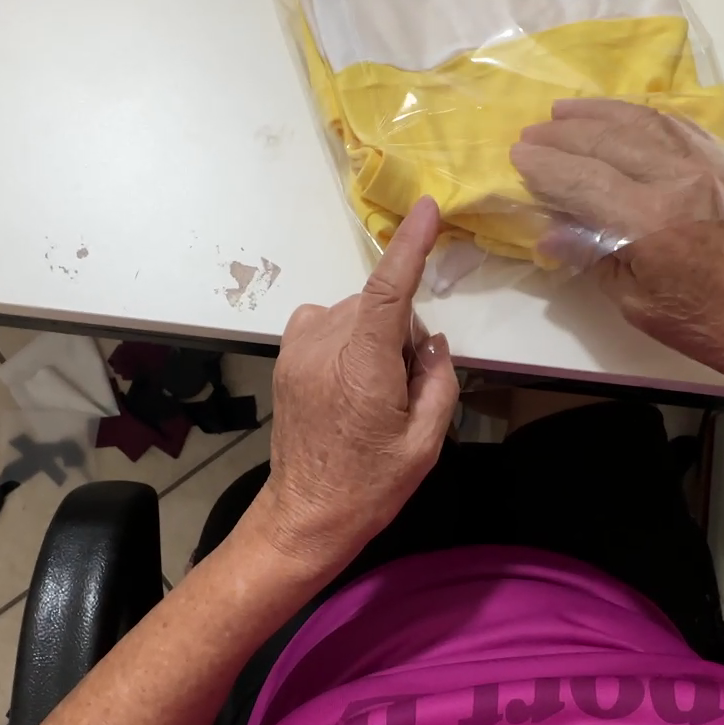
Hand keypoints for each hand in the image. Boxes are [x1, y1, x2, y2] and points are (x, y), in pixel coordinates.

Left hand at [249, 196, 458, 571]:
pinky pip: (325, 321)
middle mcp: (324, 345)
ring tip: (372, 391)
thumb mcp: (425, 442)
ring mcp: (298, 349)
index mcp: (363, 365)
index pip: (390, 290)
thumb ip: (438, 381)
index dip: (410, 246)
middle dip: (399, 330)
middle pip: (376, 304)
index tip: (427, 211)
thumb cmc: (370, 485)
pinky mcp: (286, 358)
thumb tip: (432, 342)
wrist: (307, 513)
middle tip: (402, 386)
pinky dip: (346, 336)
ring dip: (373, 335)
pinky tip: (347, 378)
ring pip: (353, 311)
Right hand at [511, 99, 723, 407]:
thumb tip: (553, 233)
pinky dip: (644, 117)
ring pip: (644, 125)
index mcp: (648, 221)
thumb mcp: (637, 305)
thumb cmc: (705, 326)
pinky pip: (679, 127)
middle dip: (564, 135)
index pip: (582, 181)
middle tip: (532, 132)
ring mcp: (707, 167)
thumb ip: (595, 259)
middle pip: (609, 142)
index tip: (517, 156)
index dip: (546, 167)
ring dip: (600, 115)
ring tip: (566, 112)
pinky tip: (624, 116)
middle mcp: (677, 180)